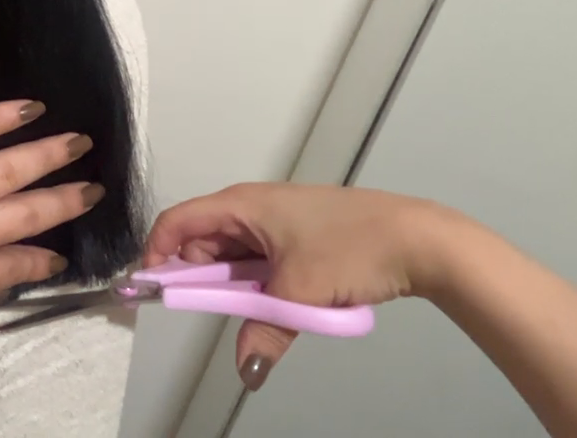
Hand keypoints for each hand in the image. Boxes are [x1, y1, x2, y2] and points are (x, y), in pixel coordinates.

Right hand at [142, 183, 471, 389]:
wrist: (423, 239)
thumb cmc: (351, 247)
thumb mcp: (303, 291)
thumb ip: (266, 330)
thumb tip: (246, 371)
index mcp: (239, 204)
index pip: (178, 221)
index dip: (158, 250)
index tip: (153, 287)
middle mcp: (250, 206)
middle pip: (203, 240)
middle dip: (201, 275)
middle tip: (211, 310)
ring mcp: (276, 220)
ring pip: (235, 253)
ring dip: (235, 283)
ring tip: (252, 312)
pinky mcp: (298, 235)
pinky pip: (260, 259)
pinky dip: (259, 283)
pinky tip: (278, 304)